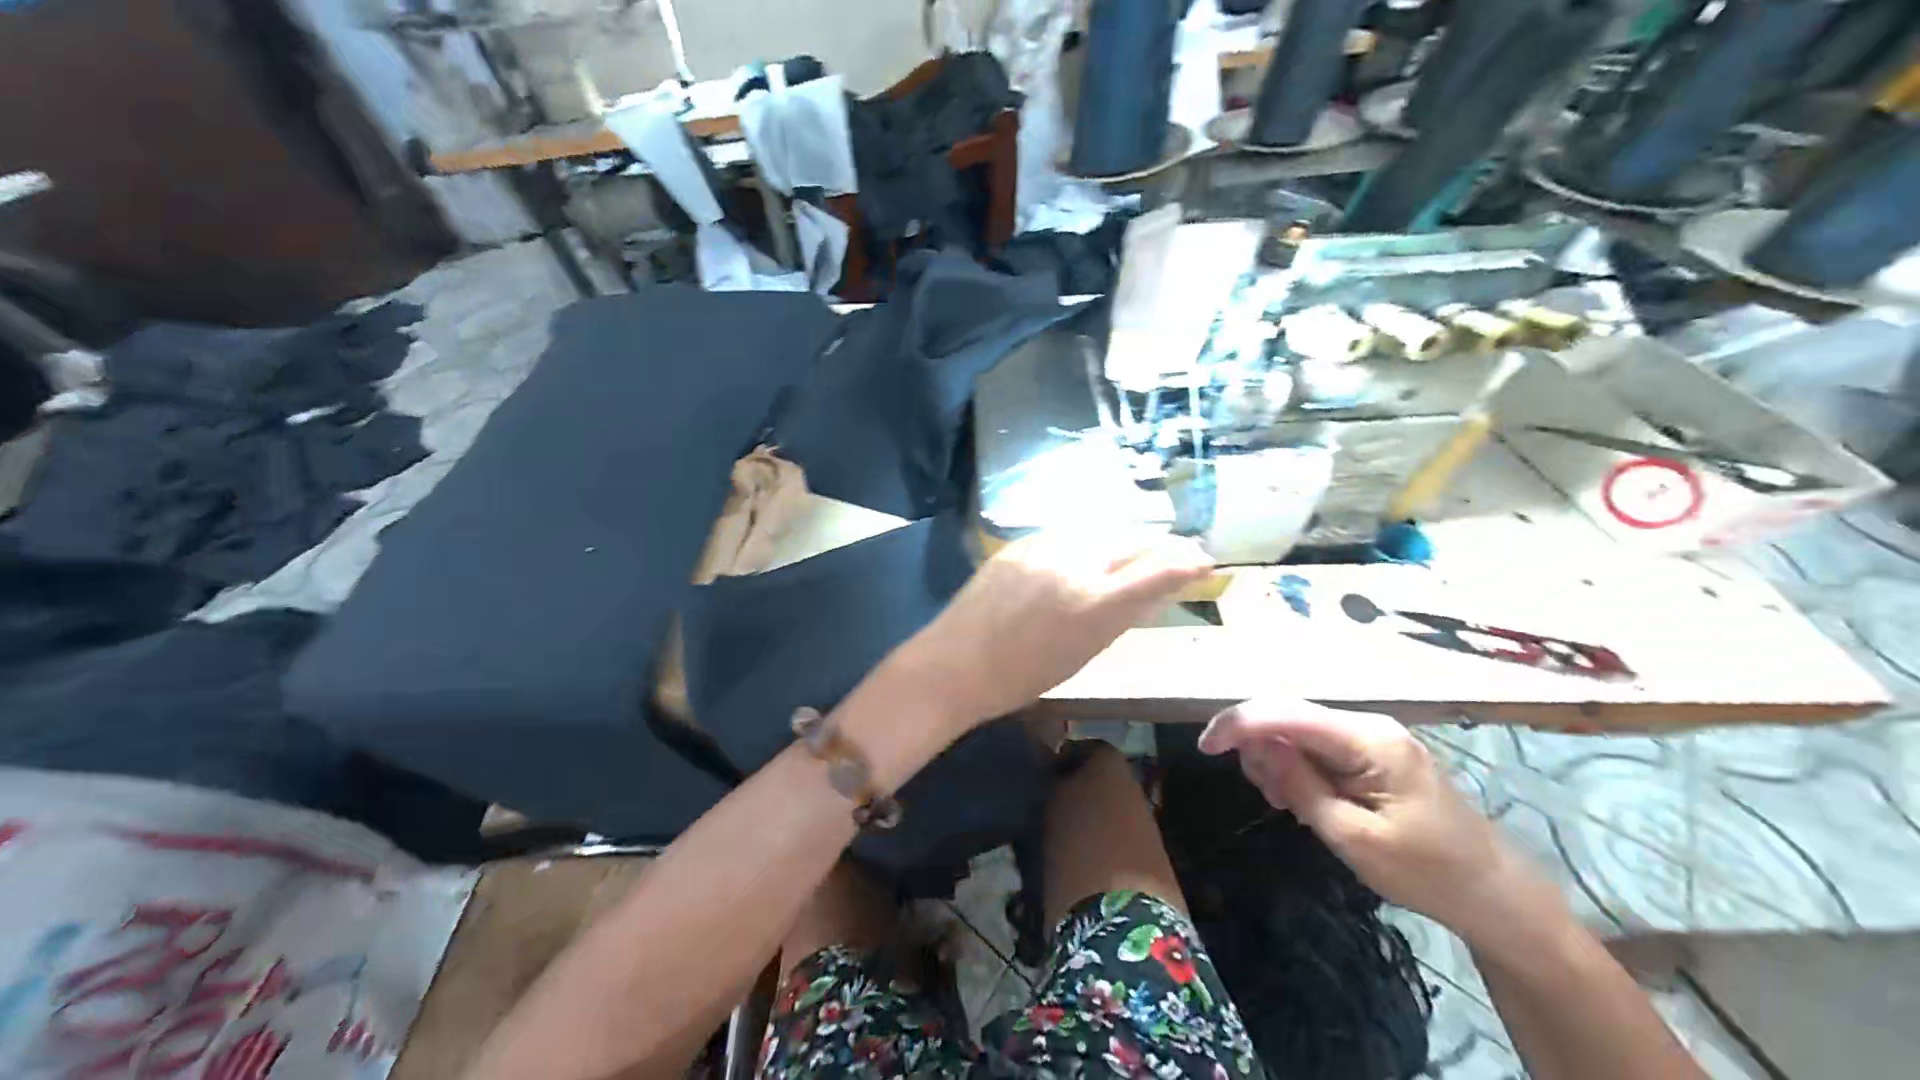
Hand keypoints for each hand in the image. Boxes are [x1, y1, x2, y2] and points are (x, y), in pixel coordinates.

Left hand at [895, 531, 1212, 730]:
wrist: (954, 663)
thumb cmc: (1022, 676)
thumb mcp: (1084, 653)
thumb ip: (1120, 616)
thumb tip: (1150, 590)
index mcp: (1094, 603)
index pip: (1157, 570)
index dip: (1186, 561)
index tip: (1203, 560)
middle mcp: (1073, 564)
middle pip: (1130, 539)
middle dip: (1155, 547)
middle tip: (1167, 556)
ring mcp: (1042, 548)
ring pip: (1097, 532)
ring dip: (1118, 542)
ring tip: (1123, 557)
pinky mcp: (1018, 543)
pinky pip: (1064, 535)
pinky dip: (1083, 544)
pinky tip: (1080, 558)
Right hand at [1198, 699, 1556, 944]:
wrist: (1495, 894)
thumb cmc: (1427, 872)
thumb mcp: (1352, 837)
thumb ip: (1299, 785)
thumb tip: (1255, 747)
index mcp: (1369, 740)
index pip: (1285, 712)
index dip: (1238, 723)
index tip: (1204, 748)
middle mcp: (1368, 725)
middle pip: (1288, 715)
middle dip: (1259, 745)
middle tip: (1265, 795)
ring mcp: (1373, 737)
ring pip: (1299, 730)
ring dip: (1277, 759)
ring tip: (1287, 803)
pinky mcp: (1373, 752)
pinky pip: (1318, 745)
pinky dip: (1298, 767)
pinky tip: (1303, 798)